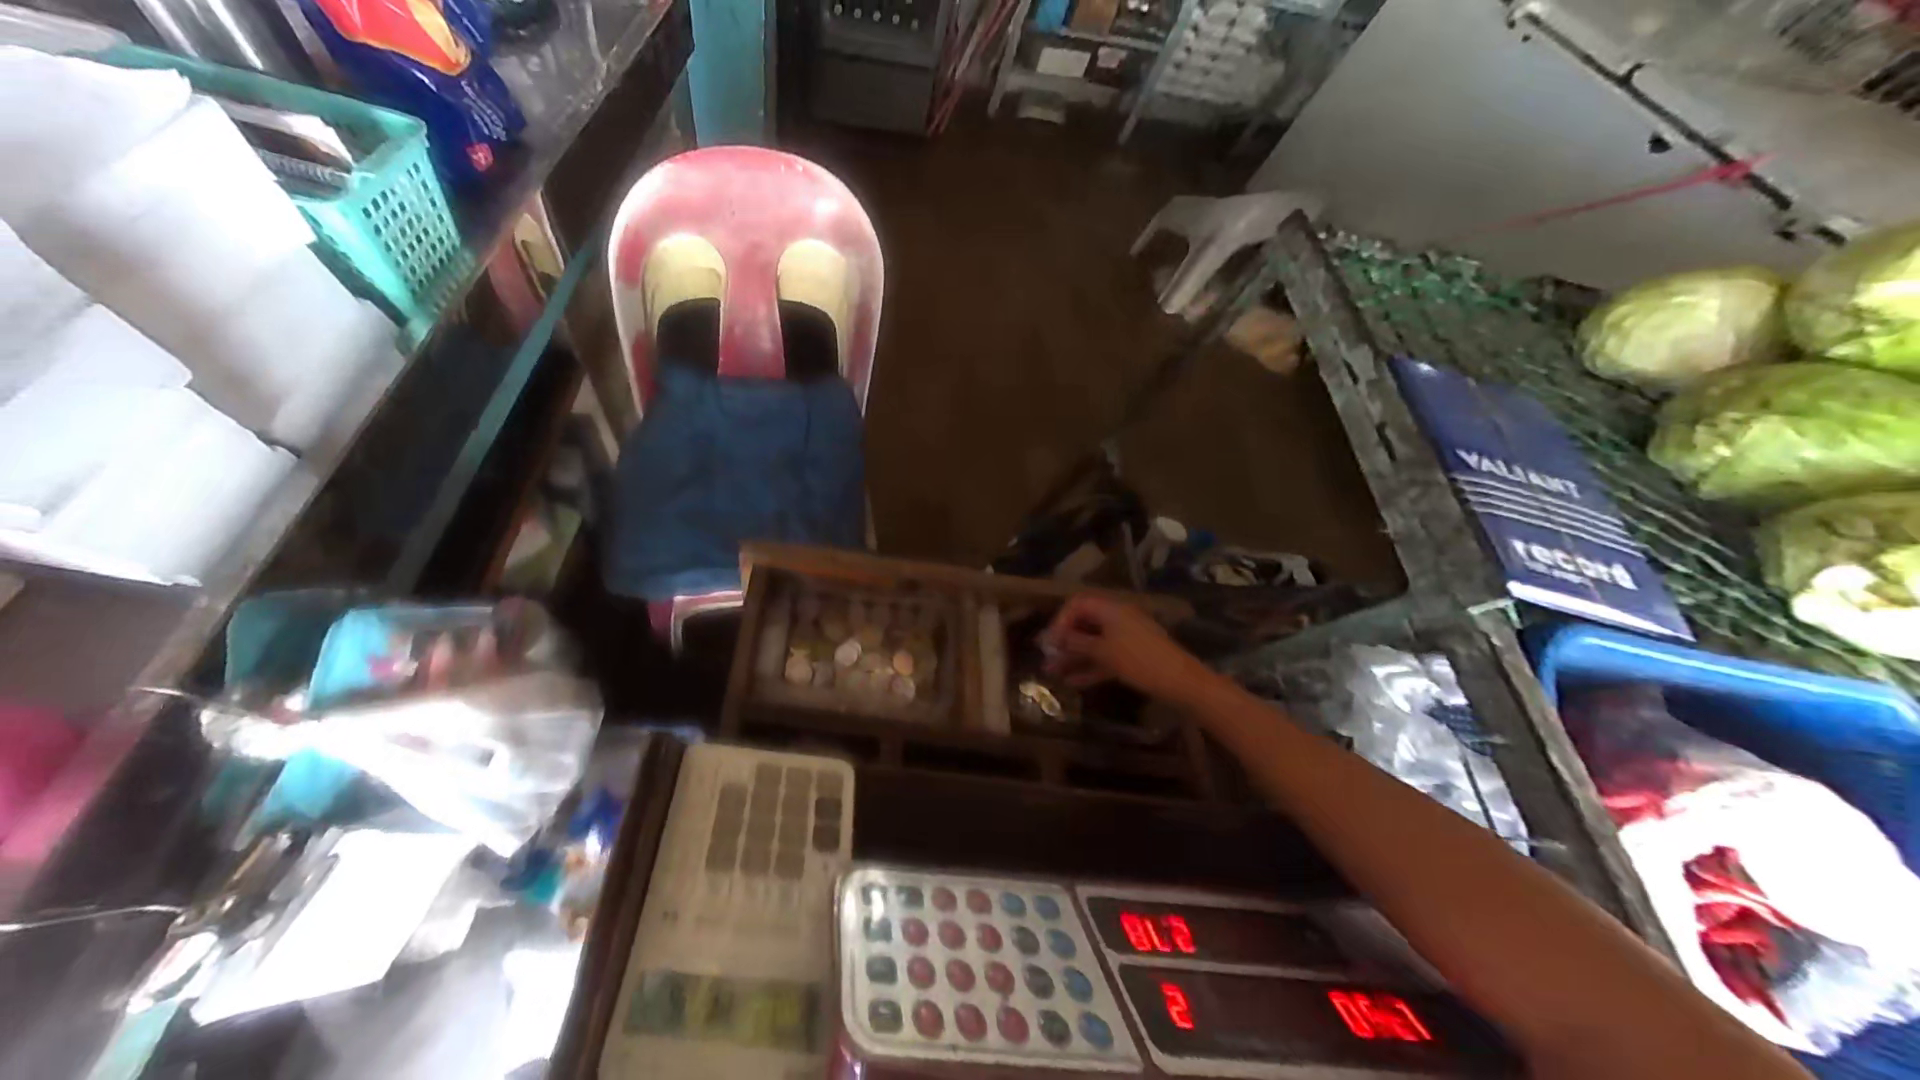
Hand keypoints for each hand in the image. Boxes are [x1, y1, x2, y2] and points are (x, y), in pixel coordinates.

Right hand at [1039, 594, 1215, 703]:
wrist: (1181, 682)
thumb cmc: (1139, 660)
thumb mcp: (1103, 652)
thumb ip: (1076, 643)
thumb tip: (1055, 639)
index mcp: (1112, 609)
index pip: (1078, 604)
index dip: (1060, 620)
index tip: (1049, 641)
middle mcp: (1118, 619)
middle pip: (1085, 624)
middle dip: (1064, 641)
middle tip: (1047, 658)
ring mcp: (1127, 638)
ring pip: (1094, 643)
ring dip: (1074, 657)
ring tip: (1053, 673)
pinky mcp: (1133, 657)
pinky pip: (1105, 657)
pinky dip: (1090, 667)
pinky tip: (1073, 682)